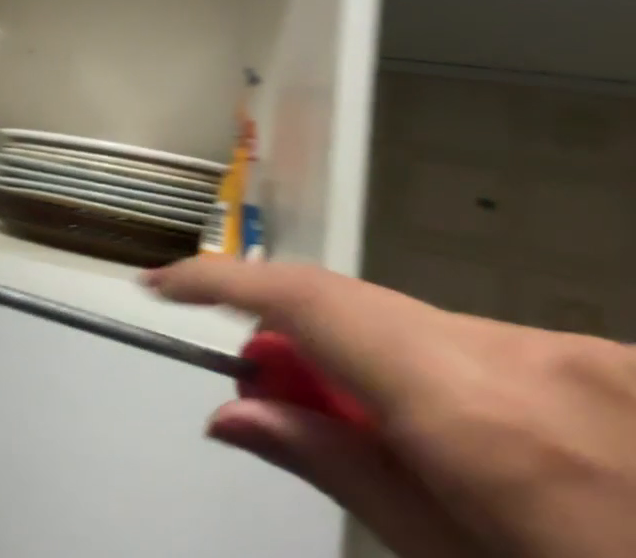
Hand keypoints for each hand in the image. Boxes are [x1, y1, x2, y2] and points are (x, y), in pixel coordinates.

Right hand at [145, 259, 635, 557]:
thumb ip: (341, 470)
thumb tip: (231, 416)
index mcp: (478, 414)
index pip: (310, 300)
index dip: (220, 280)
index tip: (161, 284)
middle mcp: (535, 359)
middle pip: (366, 313)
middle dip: (301, 345)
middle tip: (275, 404)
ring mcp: (596, 355)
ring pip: (432, 331)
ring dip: (382, 369)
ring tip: (402, 451)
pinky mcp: (625, 362)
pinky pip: (500, 348)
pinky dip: (451, 379)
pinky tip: (488, 451)